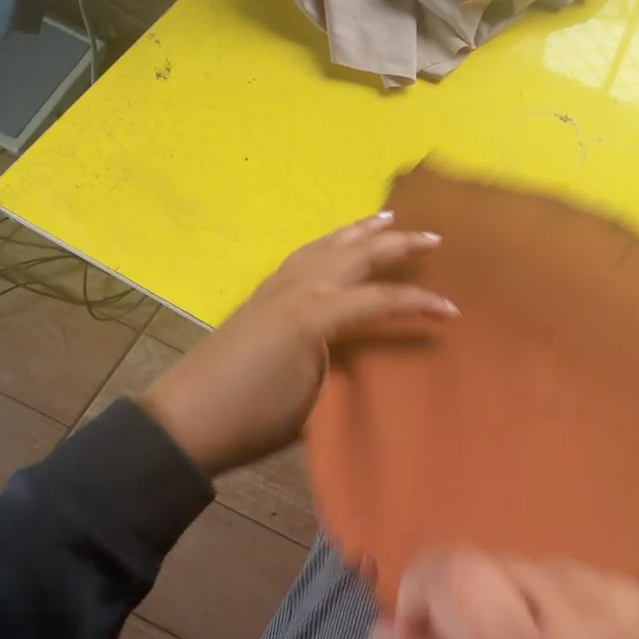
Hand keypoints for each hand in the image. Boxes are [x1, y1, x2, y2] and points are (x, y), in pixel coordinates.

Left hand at [137, 213, 456, 474]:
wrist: (184, 422)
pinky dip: (331, 241)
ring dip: (362, 230)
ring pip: (330, 245)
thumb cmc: (254, 417)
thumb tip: (378, 348)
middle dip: (399, 244)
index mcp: (318, 313)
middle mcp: (302, 288)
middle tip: (433, 237)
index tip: (454, 311)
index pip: (383, 300)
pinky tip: (336, 243)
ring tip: (387, 217)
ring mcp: (280, 285)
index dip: (421, 303)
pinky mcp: (264, 292)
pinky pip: (308, 253)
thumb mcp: (315, 399)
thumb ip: (351, 362)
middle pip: (359, 255)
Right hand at [366, 550, 638, 638]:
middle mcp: (578, 608)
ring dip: (513, 600)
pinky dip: (554, 602)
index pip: (455, 570)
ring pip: (529, 564)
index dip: (420, 589)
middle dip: (467, 601)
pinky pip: (573, 572)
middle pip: (489, 563)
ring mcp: (616, 593)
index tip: (417, 632)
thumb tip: (384, 631)